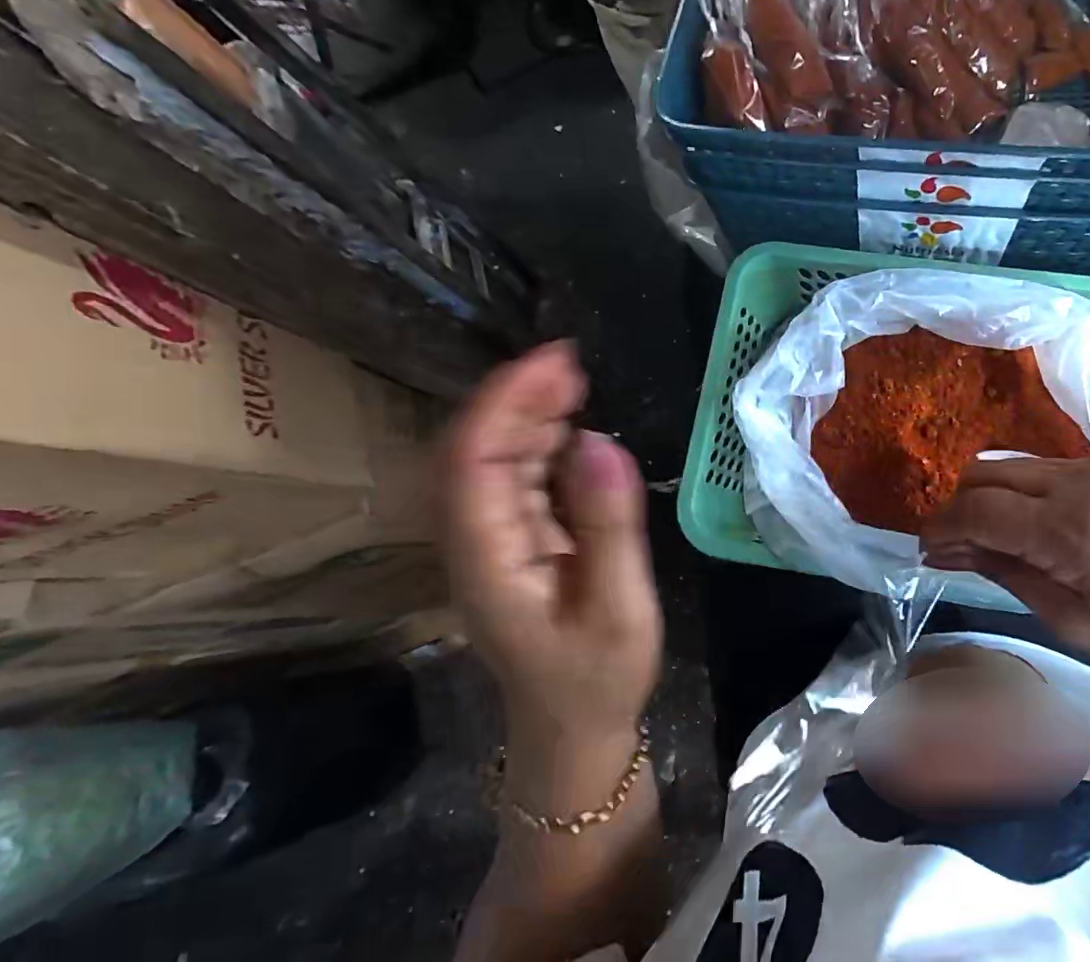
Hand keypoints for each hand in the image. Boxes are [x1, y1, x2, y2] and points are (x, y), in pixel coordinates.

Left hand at [435, 341, 661, 747]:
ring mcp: (492, 540)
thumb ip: (609, 526)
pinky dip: (542, 442)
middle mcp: (476, 540)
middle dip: (518, 397)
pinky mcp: (514, 541)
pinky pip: (517, 478)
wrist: (572, 727)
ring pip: (495, 459)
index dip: (504, 403)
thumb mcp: (618, 607)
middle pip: (477, 450)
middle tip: (572, 362)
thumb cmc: (596, 678)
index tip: (553, 362)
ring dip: (529, 414)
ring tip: (575, 381)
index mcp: (487, 558)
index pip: (472, 462)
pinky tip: (571, 426)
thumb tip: (601, 442)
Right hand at [918, 457, 1089, 700]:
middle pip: (985, 473)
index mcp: (1072, 528)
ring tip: (986, 541)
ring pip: (1010, 465)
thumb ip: (1007, 573)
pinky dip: (1018, 492)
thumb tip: (952, 551)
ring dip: (986, 497)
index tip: (925, 551)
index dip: (940, 528)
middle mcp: (1081, 481)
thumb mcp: (1077, 621)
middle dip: (956, 508)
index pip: (976, 510)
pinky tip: (1025, 527)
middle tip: (951, 549)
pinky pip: (1042, 469)